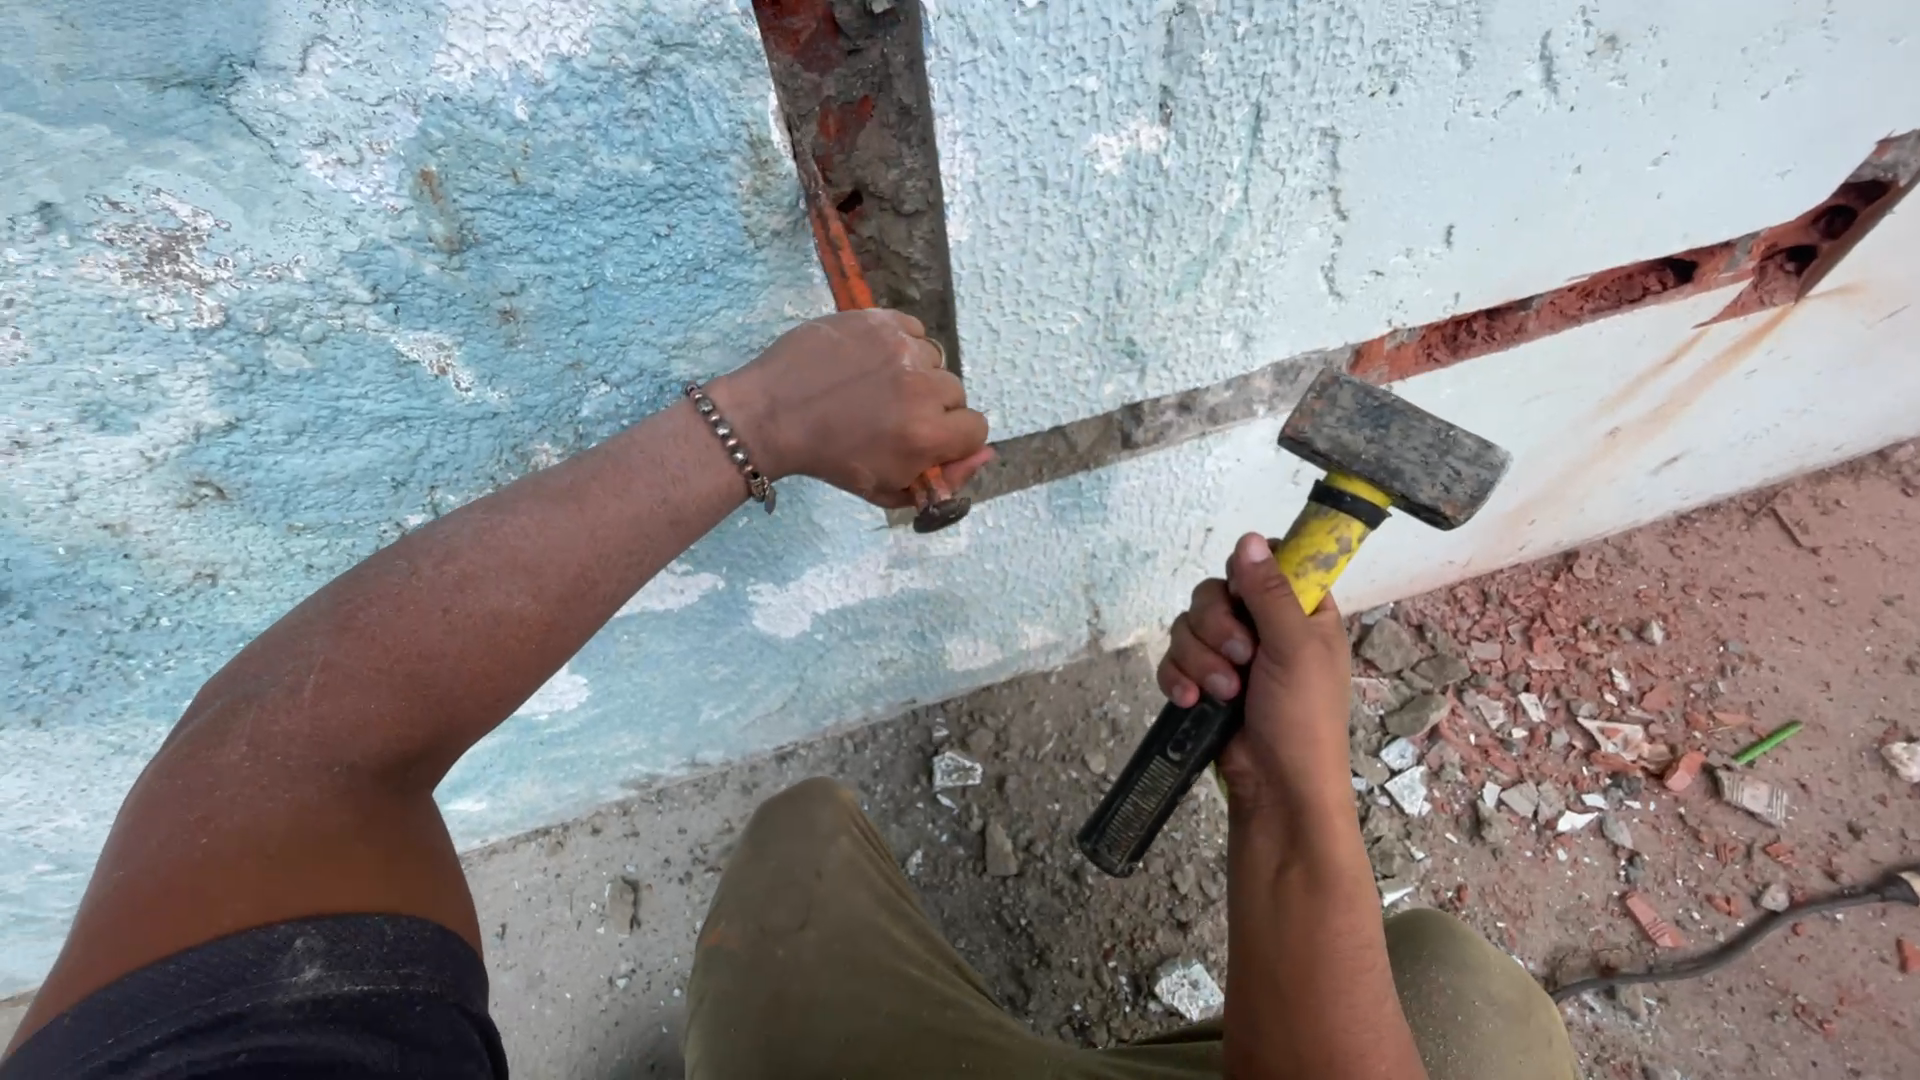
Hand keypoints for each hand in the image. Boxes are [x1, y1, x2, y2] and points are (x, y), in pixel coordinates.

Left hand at [709, 310, 992, 508]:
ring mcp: (901, 348)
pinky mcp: (878, 320)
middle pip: (955, 392)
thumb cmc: (831, 460)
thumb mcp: (890, 489)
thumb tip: (989, 454)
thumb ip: (946, 479)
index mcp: (927, 435)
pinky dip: (898, 345)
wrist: (773, 415)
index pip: (976, 429)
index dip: (951, 436)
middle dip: (932, 405)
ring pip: (933, 359)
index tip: (924, 437)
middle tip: (892, 412)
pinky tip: (868, 361)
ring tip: (876, 385)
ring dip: (914, 373)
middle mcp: (922, 388)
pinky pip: (912, 330)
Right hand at [1157, 533, 1352, 815]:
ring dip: (1200, 659)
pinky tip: (1190, 700)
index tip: (1242, 593)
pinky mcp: (1201, 681)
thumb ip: (1269, 592)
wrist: (1275, 789)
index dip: (1249, 573)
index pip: (1268, 564)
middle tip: (1240, 656)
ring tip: (1222, 693)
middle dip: (1217, 627)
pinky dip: (1178, 678)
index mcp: (1300, 612)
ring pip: (1189, 625)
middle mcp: (1263, 627)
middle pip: (1215, 592)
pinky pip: (1173, 659)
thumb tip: (1248, 537)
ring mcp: (1229, 655)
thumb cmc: (1303, 717)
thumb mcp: (1295, 648)